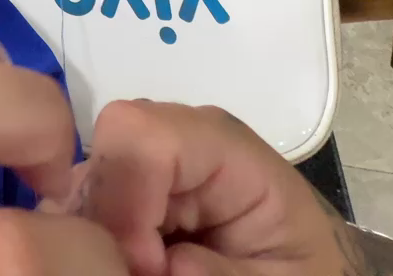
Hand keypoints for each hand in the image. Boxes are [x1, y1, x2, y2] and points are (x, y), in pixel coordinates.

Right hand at [60, 101, 392, 275]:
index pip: (136, 131)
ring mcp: (148, 153)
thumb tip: (169, 262)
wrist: (306, 274)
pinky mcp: (130, 178)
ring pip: (85, 175)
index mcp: (222, 146)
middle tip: (137, 272)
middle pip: (102, 152)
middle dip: (105, 219)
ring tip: (142, 268)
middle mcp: (175, 132)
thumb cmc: (306, 274)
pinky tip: (132, 261)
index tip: (143, 264)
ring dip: (99, 233)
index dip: (124, 194)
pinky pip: (88, 197)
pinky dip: (99, 238)